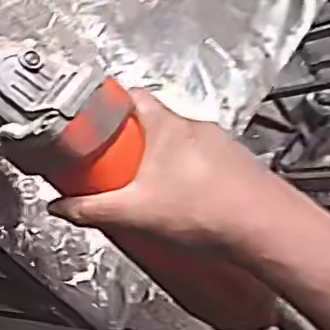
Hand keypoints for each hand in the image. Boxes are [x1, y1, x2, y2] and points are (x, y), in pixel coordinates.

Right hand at [48, 89, 299, 254]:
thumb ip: (87, 208)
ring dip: (148, 163)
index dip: (104, 105)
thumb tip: (60, 207)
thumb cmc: (212, 211)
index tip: (87, 123)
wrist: (269, 233)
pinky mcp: (230, 167)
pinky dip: (173, 177)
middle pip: (145, 125)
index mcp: (168, 126)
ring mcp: (216, 146)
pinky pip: (190, 163)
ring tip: (134, 190)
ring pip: (169, 145)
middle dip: (121, 146)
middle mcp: (195, 129)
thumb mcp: (130, 212)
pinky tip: (167, 202)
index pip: (129, 96)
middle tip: (104, 168)